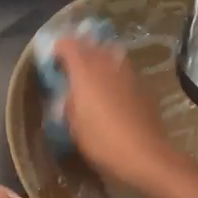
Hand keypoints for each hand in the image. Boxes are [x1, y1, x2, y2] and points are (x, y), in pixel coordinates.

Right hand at [54, 37, 175, 187]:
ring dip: (99, 57)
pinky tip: (114, 89)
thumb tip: (69, 92)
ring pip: (110, 52)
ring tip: (93, 74)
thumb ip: (68, 100)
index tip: (54, 63)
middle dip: (80, 49)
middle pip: (91, 43)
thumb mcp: (72, 123)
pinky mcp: (142, 84)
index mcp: (84, 70)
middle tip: (72, 65)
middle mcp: (106, 63)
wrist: (143, 153)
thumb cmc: (101, 139)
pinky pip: (124, 68)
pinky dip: (115, 72)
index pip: (68, 44)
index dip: (58, 49)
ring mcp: (127, 71)